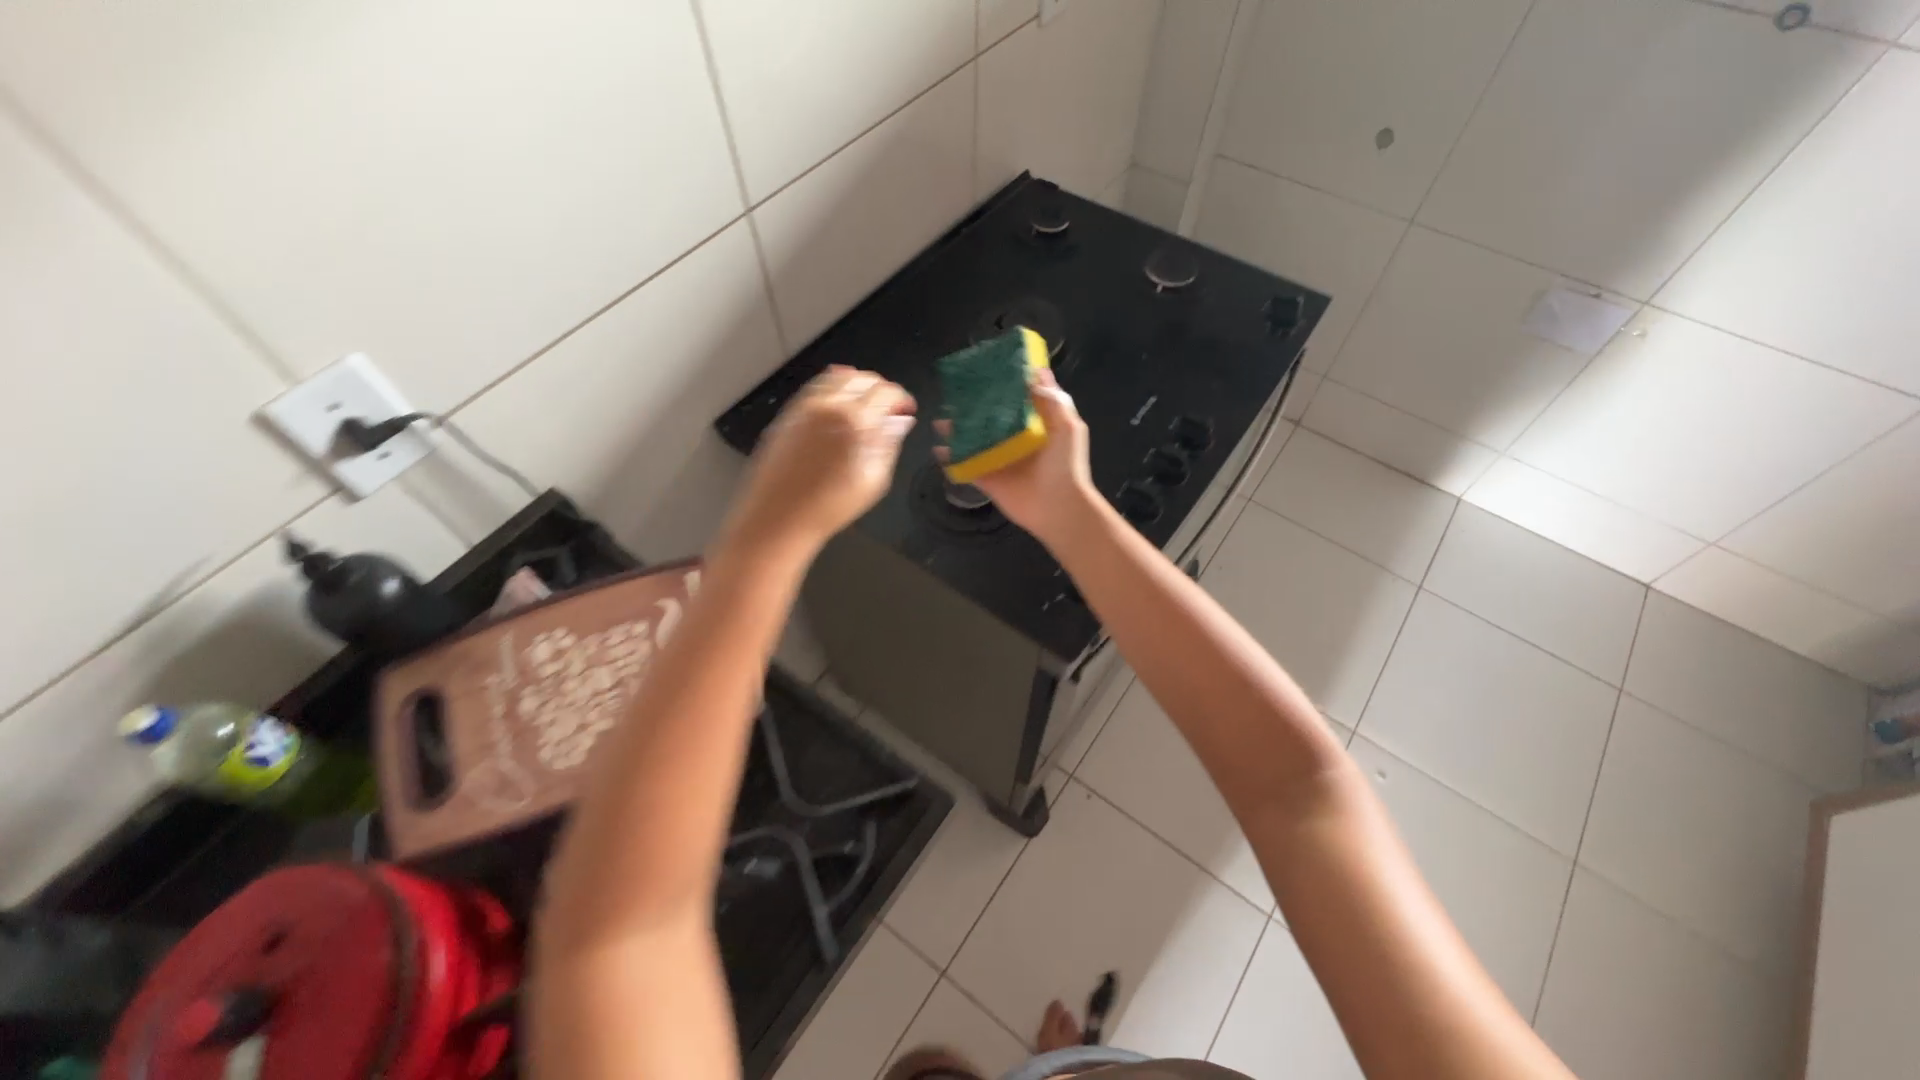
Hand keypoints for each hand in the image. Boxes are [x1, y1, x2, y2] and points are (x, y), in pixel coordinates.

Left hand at [725, 366, 915, 555]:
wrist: (780, 517)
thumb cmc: (830, 507)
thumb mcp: (873, 480)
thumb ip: (888, 444)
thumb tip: (899, 421)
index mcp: (856, 421)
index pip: (886, 393)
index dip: (901, 398)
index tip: (906, 409)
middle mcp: (829, 406)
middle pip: (861, 379)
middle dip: (880, 387)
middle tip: (888, 405)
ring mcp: (805, 408)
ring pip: (835, 378)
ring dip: (855, 384)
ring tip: (864, 402)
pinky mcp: (788, 415)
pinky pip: (814, 389)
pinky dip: (831, 389)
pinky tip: (837, 404)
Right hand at [935, 368, 1097, 547]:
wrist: (1059, 507)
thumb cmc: (1066, 464)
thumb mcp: (1068, 425)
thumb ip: (1052, 399)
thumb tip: (1037, 370)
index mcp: (1034, 426)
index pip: (1014, 402)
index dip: (1001, 389)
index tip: (984, 372)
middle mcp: (1014, 441)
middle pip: (988, 421)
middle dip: (971, 410)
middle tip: (954, 397)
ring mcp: (999, 460)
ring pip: (973, 442)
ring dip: (957, 432)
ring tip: (941, 422)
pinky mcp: (988, 479)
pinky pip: (966, 467)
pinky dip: (952, 459)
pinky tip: (939, 449)